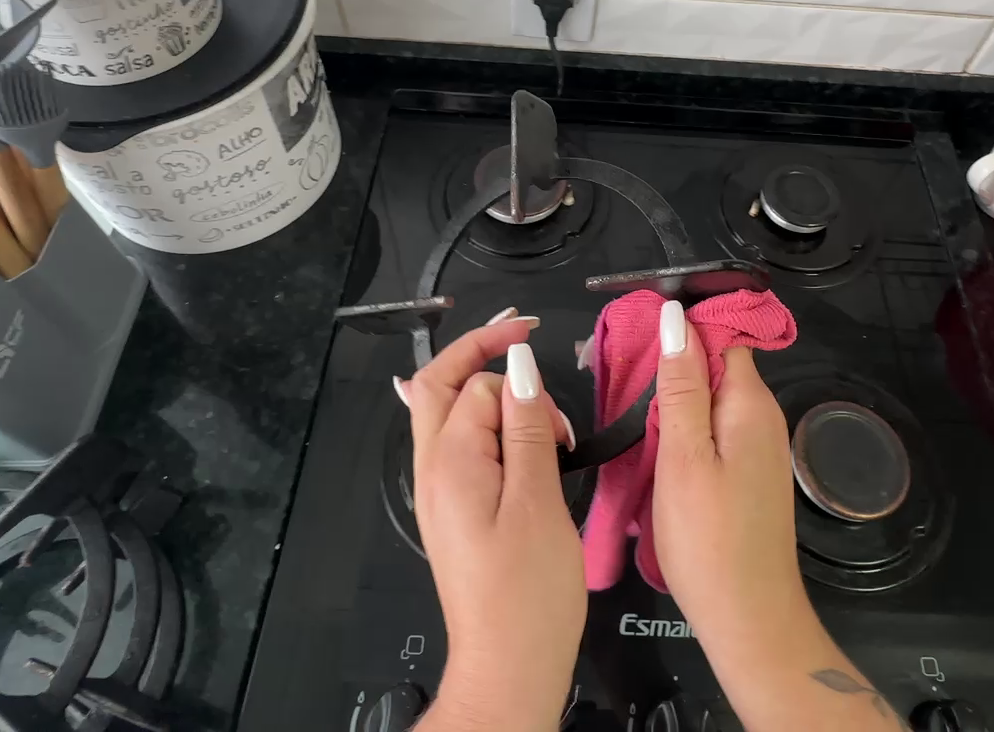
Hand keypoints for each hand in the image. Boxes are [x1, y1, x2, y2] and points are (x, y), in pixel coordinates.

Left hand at [399, 309, 584, 730]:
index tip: (561, 412)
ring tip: (530, 392)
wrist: (507, 667)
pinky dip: (479, 416)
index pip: (476, 386)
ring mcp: (437, 489)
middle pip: (437, 383)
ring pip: (443, 409)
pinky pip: (454, 440)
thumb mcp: (538, 501)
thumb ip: (527, 427)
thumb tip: (520, 366)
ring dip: (481, 383)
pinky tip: (501, 417)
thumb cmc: (529, 591)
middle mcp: (432, 468)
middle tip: (521, 327)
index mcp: (450, 462)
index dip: (520, 385)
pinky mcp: (451, 507)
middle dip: (476, 347)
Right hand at [649, 300, 811, 659]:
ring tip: (624, 399)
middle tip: (614, 366)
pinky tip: (652, 436)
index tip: (635, 331)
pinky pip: (713, 426)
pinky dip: (684, 423)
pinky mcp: (746, 470)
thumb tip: (676, 316)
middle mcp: (762, 417)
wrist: (748, 619)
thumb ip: (680, 384)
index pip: (722, 336)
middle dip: (671, 361)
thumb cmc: (709, 538)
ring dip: (673, 394)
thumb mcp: (684, 456)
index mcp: (751, 404)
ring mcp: (756, 446)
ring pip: (711, 397)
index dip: (682, 329)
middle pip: (716, 364)